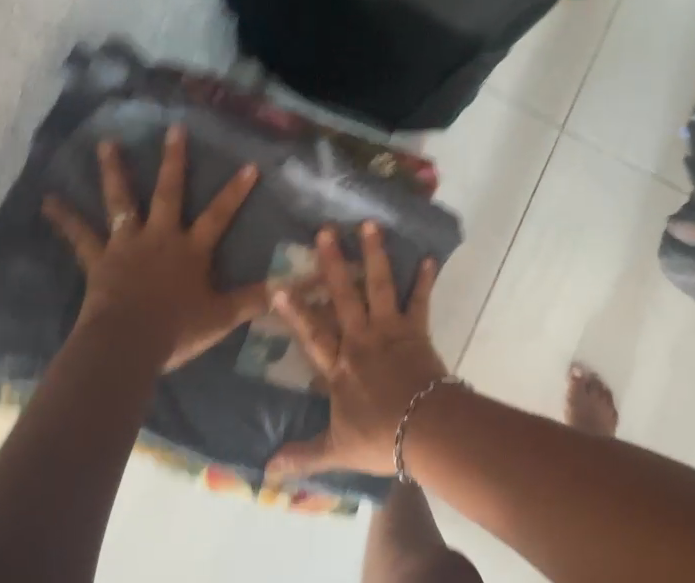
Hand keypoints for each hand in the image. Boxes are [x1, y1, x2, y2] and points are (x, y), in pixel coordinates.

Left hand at [42, 125, 265, 371]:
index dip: (236, 190)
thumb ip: (255, 300)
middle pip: (169, 192)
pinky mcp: (99, 260)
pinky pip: (79, 237)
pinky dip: (64, 219)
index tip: (250, 164)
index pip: (220, 214)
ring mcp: (127, 245)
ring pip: (122, 202)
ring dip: (115, 172)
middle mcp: (161, 237)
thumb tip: (292, 289)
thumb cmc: (177, 329)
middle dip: (173, 160)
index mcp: (192, 249)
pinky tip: (47, 201)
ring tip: (106, 144)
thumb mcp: (223, 316)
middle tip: (174, 129)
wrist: (127, 342)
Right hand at [264, 222, 449, 479]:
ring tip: (370, 225)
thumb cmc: (379, 438)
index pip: (311, 334)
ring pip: (379, 286)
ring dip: (375, 255)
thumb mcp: (336, 451)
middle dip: (333, 264)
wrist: (426, 429)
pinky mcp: (417, 331)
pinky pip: (420, 301)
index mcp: (338, 367)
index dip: (295, 311)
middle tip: (326, 231)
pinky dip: (424, 280)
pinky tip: (428, 257)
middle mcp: (361, 340)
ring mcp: (390, 331)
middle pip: (344, 297)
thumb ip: (303, 455)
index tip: (279, 286)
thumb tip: (266, 470)